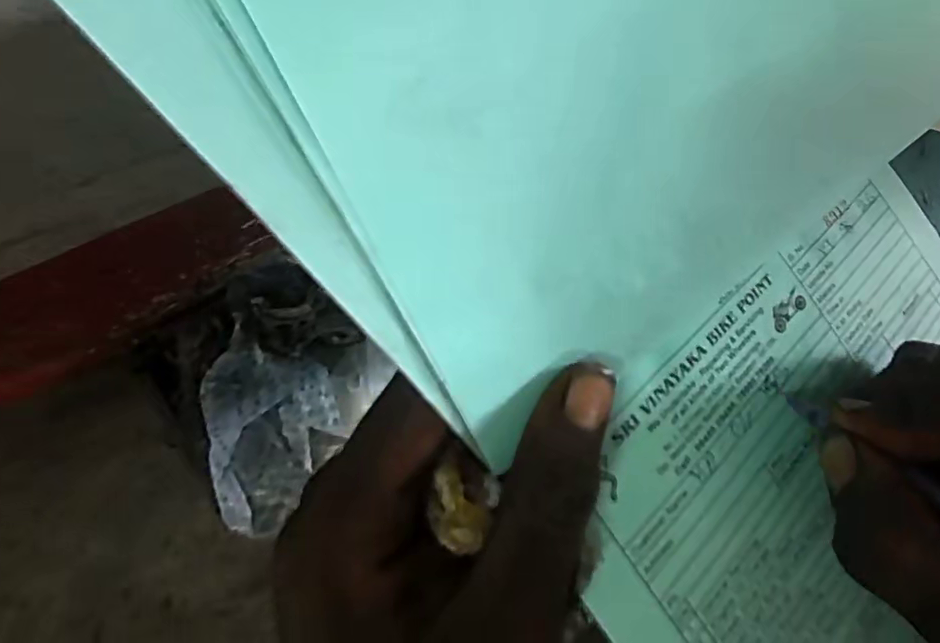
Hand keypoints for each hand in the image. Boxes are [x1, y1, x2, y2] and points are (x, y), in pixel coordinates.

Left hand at [274, 362, 614, 642]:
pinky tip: (571, 467)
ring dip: (527, 436)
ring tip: (598, 398)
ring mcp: (375, 528)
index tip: (569, 327)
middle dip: (522, 396)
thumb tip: (589, 378)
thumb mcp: (507, 620)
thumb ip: (548, 497)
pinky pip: (466, 485)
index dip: (497, 357)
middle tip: (598, 360)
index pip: (424, 397)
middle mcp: (348, 504)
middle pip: (442, 416)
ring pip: (460, 448)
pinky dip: (517, 478)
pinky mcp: (404, 551)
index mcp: (341, 514)